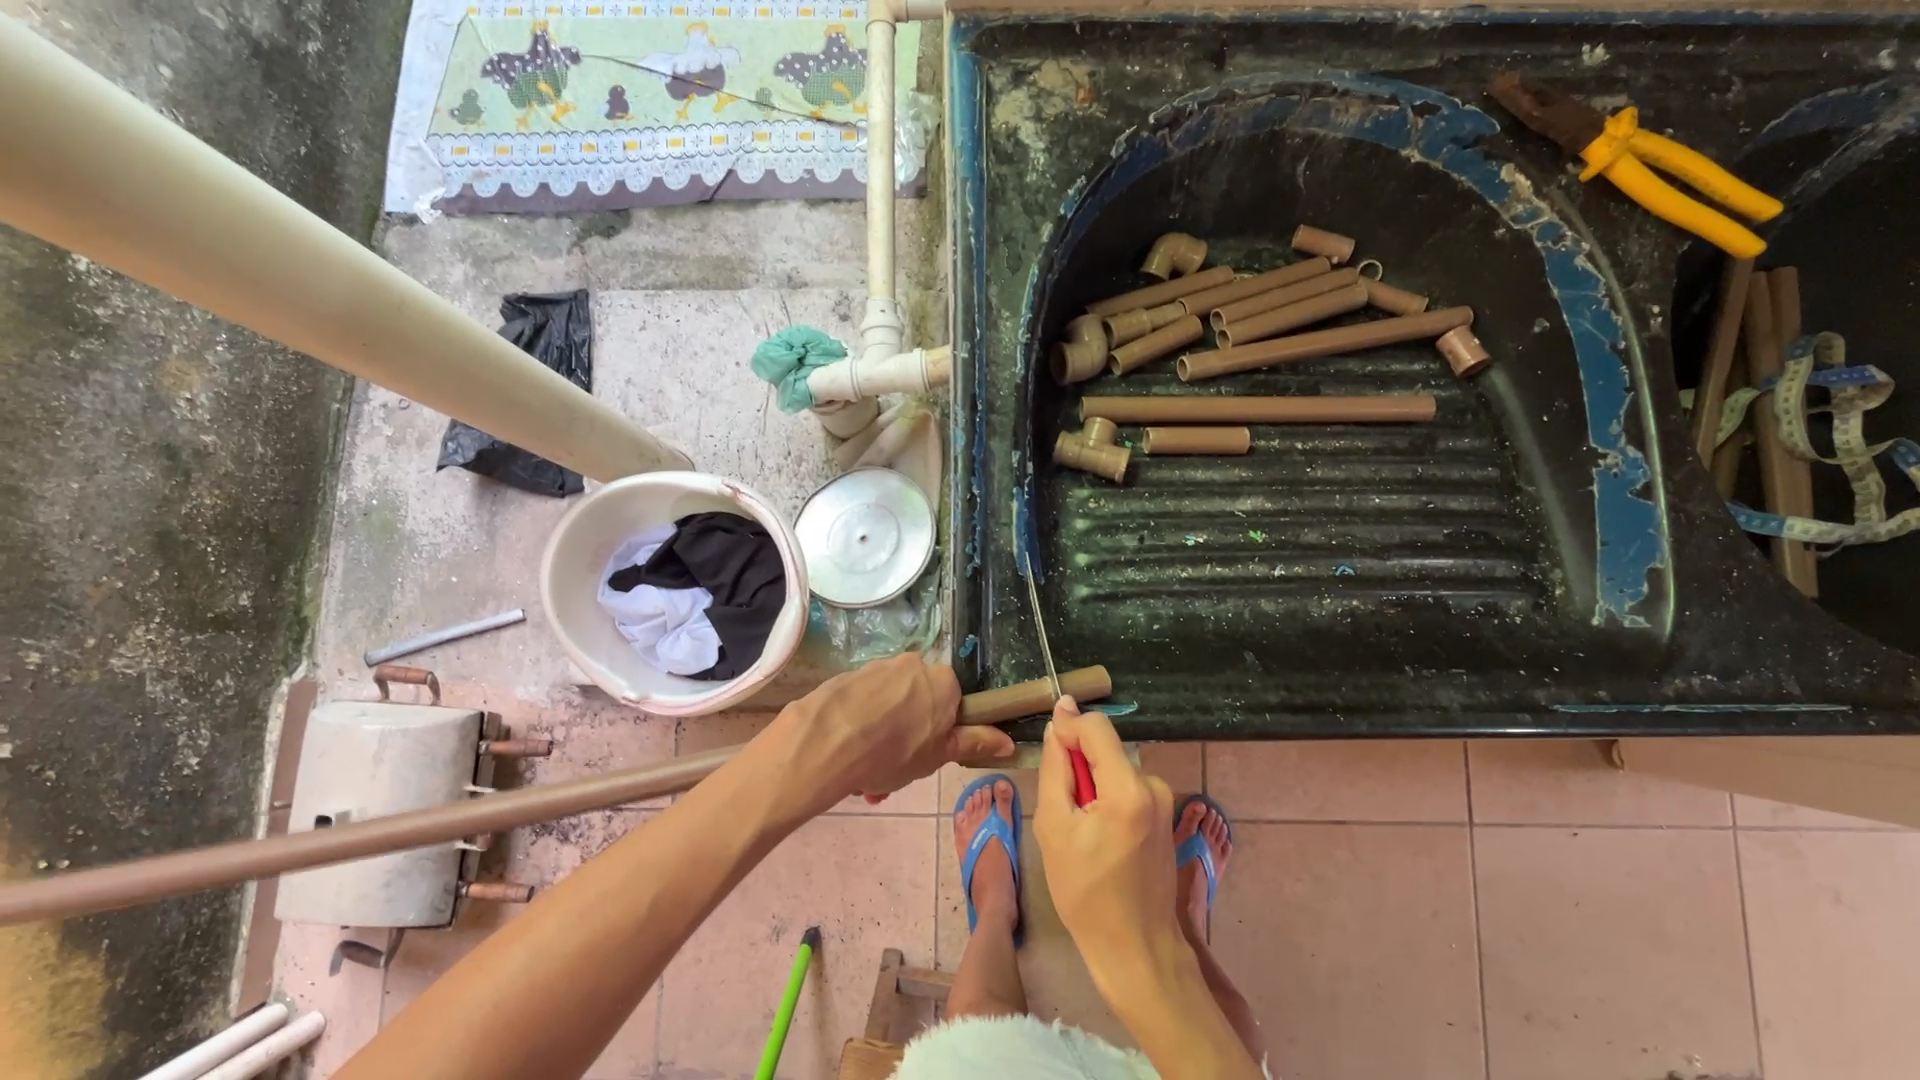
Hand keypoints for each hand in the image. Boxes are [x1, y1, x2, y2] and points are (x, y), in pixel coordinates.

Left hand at [768, 653, 1014, 811]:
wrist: (827, 740)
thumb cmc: (894, 752)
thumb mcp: (939, 755)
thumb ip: (974, 744)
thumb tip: (1008, 741)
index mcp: (942, 681)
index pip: (953, 701)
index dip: (942, 730)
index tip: (928, 753)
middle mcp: (912, 665)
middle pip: (919, 700)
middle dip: (909, 734)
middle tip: (896, 769)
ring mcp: (877, 668)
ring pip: (889, 704)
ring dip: (882, 734)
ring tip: (866, 772)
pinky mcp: (847, 676)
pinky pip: (863, 703)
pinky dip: (859, 724)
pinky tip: (847, 753)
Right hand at [1033, 698, 1183, 992]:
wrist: (1135, 947)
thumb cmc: (1086, 894)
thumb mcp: (1055, 828)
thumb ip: (1056, 768)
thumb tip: (1060, 720)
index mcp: (1129, 789)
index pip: (1096, 726)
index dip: (1067, 728)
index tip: (1048, 755)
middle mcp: (1154, 785)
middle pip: (1104, 749)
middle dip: (1078, 768)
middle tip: (1063, 815)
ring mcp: (1165, 801)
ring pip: (1113, 770)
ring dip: (1091, 788)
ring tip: (1081, 834)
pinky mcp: (1165, 815)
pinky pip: (1126, 789)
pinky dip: (1107, 802)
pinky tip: (1100, 840)